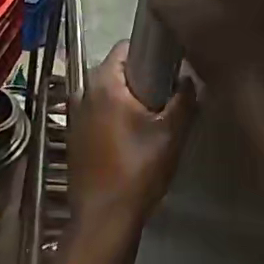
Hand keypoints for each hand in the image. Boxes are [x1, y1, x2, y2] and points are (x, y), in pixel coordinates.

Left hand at [67, 41, 196, 233]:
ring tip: (151, 117)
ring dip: (125, 98)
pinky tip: (130, 136)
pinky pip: (96, 111)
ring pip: (104, 92)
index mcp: (103, 83)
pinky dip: (112, 115)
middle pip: (114, 70)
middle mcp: (83, 91)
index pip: (124, 48)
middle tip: (165, 95)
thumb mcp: (171, 135)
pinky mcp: (73, 133)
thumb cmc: (138, 169)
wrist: (104, 215)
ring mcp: (74, 112)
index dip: (147, 52)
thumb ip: (184, 101)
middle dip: (139, 78)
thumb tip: (190, 79)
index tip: (167, 66)